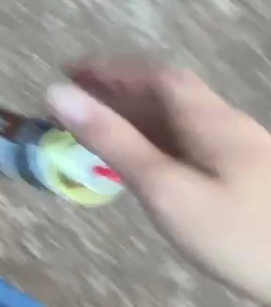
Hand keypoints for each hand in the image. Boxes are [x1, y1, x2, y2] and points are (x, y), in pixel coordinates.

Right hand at [47, 63, 270, 304]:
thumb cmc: (243, 236)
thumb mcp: (165, 188)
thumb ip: (111, 139)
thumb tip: (55, 92)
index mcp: (216, 125)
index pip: (160, 78)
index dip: (112, 70)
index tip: (67, 72)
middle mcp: (238, 133)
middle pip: (175, 98)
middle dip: (120, 92)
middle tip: (75, 100)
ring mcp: (254, 160)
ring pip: (186, 123)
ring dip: (139, 117)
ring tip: (99, 128)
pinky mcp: (259, 185)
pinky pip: (197, 146)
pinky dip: (160, 140)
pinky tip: (148, 161)